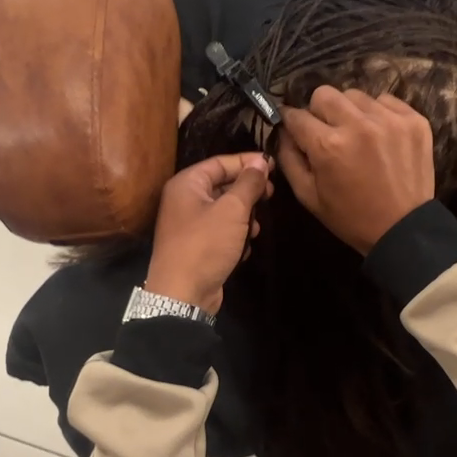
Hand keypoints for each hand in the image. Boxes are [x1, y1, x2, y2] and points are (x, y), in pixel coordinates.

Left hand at [146, 153, 272, 313]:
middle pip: (222, 186)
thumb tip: (261, 162)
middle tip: (270, 196)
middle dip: (248, 193)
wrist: (183, 294)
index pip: (220, 163)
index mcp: (187, 184)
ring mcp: (189, 226)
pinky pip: (220, 233)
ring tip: (255, 229)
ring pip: (224, 212)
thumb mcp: (232, 210)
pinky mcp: (197, 247)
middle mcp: (184, 200)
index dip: (247, 162)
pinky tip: (244, 249)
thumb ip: (248, 183)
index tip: (273, 166)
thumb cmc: (206, 244)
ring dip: (244, 218)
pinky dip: (234, 238)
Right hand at [278, 85, 434, 253]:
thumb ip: (289, 159)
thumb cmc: (350, 218)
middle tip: (328, 132)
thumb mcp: (308, 197)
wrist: (403, 229)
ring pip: (355, 95)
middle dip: (319, 112)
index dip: (291, 123)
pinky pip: (385, 101)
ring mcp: (389, 119)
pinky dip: (378, 114)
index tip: (296, 129)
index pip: (296, 115)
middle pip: (324, 94)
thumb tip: (283, 131)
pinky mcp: (413, 120)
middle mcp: (358, 124)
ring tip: (357, 135)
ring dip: (350, 112)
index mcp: (328, 146)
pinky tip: (380, 137)